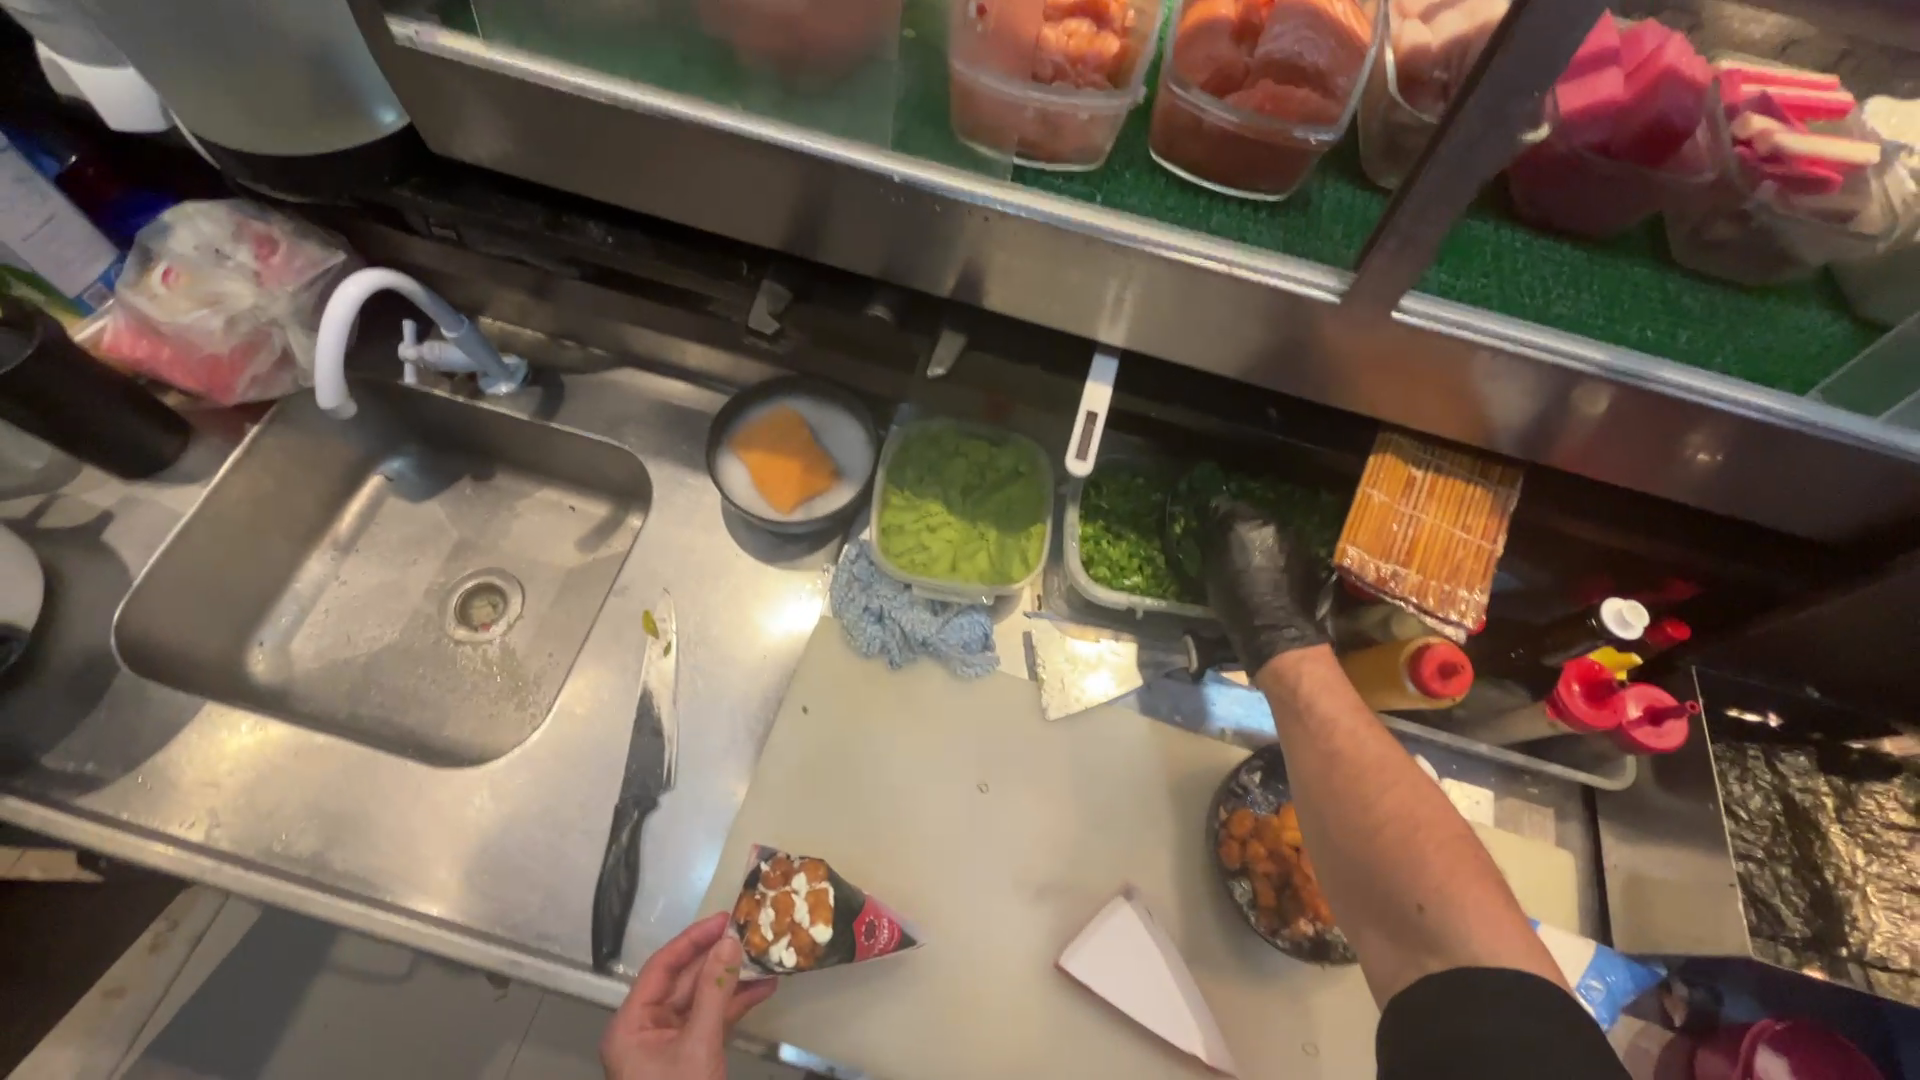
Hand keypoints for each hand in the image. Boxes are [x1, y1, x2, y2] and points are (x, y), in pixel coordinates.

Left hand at [601, 913, 778, 1079]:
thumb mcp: (699, 1045)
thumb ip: (715, 990)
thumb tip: (729, 941)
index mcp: (631, 1025)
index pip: (661, 967)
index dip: (693, 940)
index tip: (725, 918)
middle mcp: (645, 1029)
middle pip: (683, 981)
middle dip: (718, 959)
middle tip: (751, 932)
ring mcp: (666, 1044)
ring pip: (701, 998)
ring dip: (732, 981)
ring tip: (764, 958)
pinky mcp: (688, 1057)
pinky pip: (710, 1020)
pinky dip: (735, 1005)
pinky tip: (763, 990)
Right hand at [1199, 497, 1328, 673]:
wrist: (1277, 631)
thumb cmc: (1236, 604)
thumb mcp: (1212, 571)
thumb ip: (1215, 544)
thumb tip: (1213, 530)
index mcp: (1243, 523)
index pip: (1224, 506)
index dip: (1217, 517)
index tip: (1212, 528)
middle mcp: (1272, 523)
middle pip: (1252, 515)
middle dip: (1243, 527)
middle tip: (1233, 544)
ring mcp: (1295, 538)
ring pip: (1273, 530)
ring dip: (1263, 540)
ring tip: (1254, 559)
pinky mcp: (1310, 555)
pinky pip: (1288, 546)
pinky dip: (1279, 554)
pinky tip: (1273, 572)